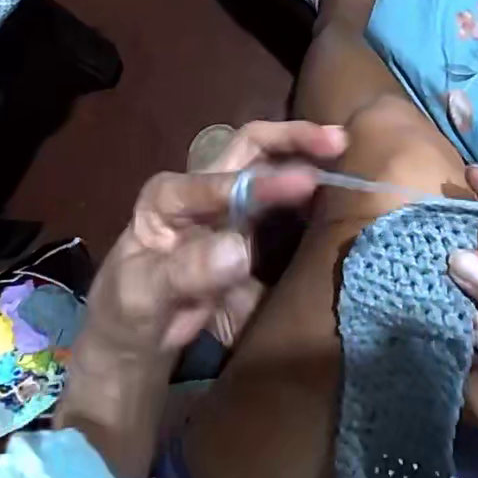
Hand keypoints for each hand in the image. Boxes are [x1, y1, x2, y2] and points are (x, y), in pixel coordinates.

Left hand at [79, 121, 346, 368]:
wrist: (138, 339)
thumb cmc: (128, 309)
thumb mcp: (143, 294)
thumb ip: (186, 270)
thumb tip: (239, 251)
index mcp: (168, 197)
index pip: (214, 182)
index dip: (258, 184)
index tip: (304, 184)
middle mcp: (203, 192)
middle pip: (249, 149)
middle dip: (292, 138)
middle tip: (336, 140)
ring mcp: (232, 210)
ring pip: (271, 169)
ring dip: (307, 160)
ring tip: (348, 159)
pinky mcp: (254, 234)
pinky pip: (286, 209)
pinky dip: (312, 198)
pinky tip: (340, 198)